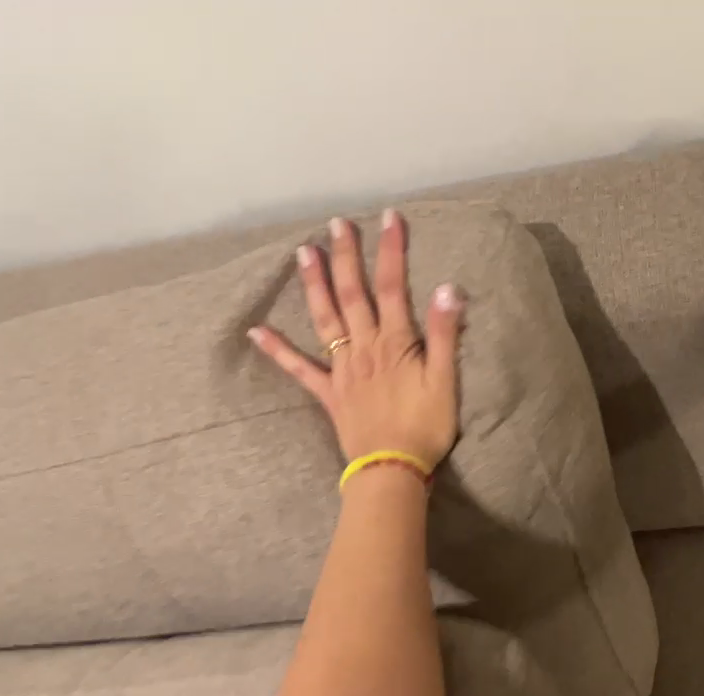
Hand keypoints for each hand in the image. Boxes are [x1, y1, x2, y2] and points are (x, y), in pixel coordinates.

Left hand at [249, 209, 462, 468]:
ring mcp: (342, 369)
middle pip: (353, 294)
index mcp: (395, 343)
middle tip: (337, 224)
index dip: (391, 251)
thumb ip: (445, 335)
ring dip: (314, 284)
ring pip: (325, 319)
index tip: (389, 217)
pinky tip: (255, 331)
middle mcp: (364, 348)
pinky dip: (277, 350)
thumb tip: (448, 288)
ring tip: (303, 252)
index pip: (393, 288)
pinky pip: (299, 368)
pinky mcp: (329, 393)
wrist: (393, 470)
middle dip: (346, 256)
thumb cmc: (426, 428)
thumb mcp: (445, 382)